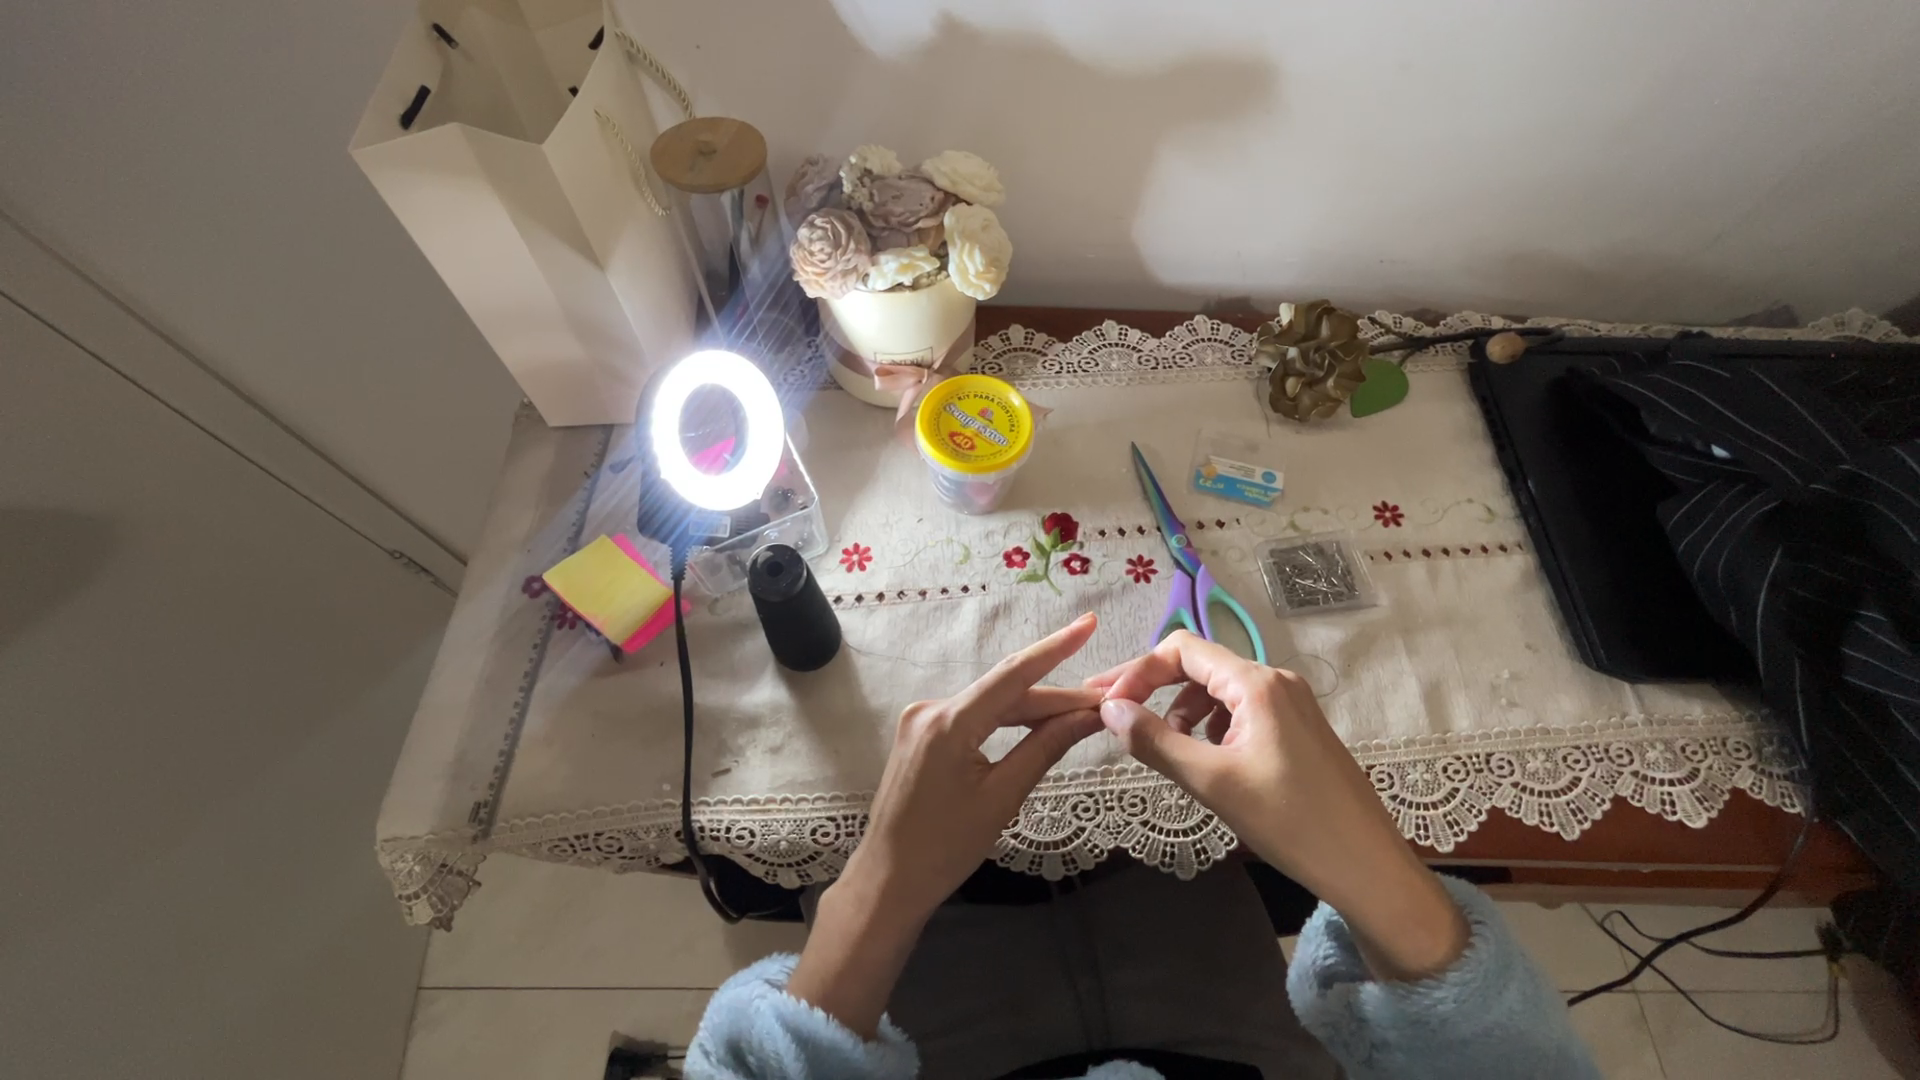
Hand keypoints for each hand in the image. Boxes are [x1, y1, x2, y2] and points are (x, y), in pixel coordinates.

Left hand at [788, 614, 1105, 1034]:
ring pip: (991, 705)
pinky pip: (974, 717)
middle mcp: (931, 708)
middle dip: (1055, 697)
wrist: (889, 879)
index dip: (1055, 648)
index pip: (1013, 675)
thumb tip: (1089, 715)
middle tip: (1104, 701)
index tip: (1089, 624)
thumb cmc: (946, 848)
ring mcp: (922, 718)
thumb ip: (1045, 748)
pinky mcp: (922, 732)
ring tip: (1082, 711)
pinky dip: (1007, 721)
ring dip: (1033, 709)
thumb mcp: (1003, 798)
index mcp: (949, 723)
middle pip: (1006, 693)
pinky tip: (1038, 724)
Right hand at [1095, 630, 1466, 980]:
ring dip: (1182, 709)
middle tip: (1116, 715)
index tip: (1109, 705)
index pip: (1181, 649)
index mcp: (1256, 684)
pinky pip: (1240, 710)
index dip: (1138, 672)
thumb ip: (1154, 740)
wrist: (1369, 868)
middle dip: (1154, 687)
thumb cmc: (1290, 822)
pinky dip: (1211, 725)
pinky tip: (1206, 757)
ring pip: (1218, 690)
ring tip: (1167, 747)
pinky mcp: (1297, 727)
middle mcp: (1274, 680)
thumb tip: (1109, 709)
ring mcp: (1291, 703)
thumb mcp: (1211, 782)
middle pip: (1199, 665)